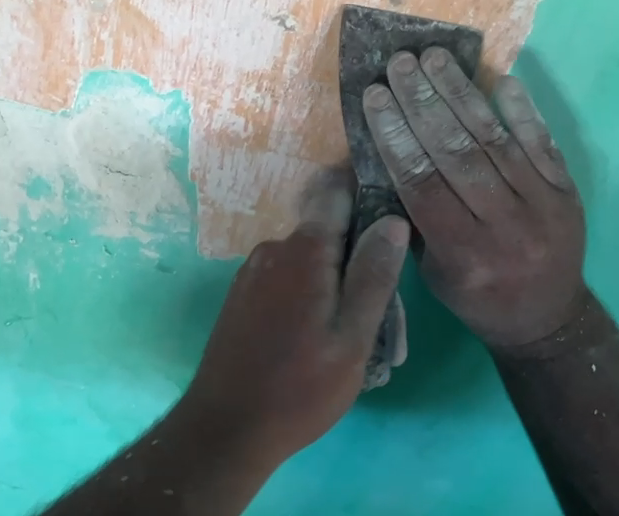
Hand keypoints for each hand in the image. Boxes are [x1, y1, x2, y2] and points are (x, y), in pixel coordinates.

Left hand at [176, 168, 410, 468]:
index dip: (365, 191)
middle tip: (382, 309)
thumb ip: (373, 275)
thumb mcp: (353, 337)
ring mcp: (253, 270)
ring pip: (307, 260)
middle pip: (326, 231)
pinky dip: (307, 295)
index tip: (393, 206)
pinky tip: (315, 339)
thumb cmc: (300, 387)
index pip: (337, 191)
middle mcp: (275, 247)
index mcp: (304, 249)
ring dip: (332, 282)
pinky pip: (286, 279)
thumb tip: (393, 220)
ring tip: (350, 335)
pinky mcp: (242, 295)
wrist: (226, 428)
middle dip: (356, 256)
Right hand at [361, 48, 587, 352]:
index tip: (375, 95)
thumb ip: (411, 215)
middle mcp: (504, 226)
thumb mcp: (431, 270)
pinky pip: (541, 142)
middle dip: (423, 102)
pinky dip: (521, 110)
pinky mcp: (566, 191)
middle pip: (455, 153)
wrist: (548, 320)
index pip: (421, 182)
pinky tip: (500, 79)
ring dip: (461, 94)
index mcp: (462, 252)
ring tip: (435, 58)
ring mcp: (540, 205)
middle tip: (401, 63)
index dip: (395, 135)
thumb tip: (384, 150)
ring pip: (494, 139)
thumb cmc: (475, 295)